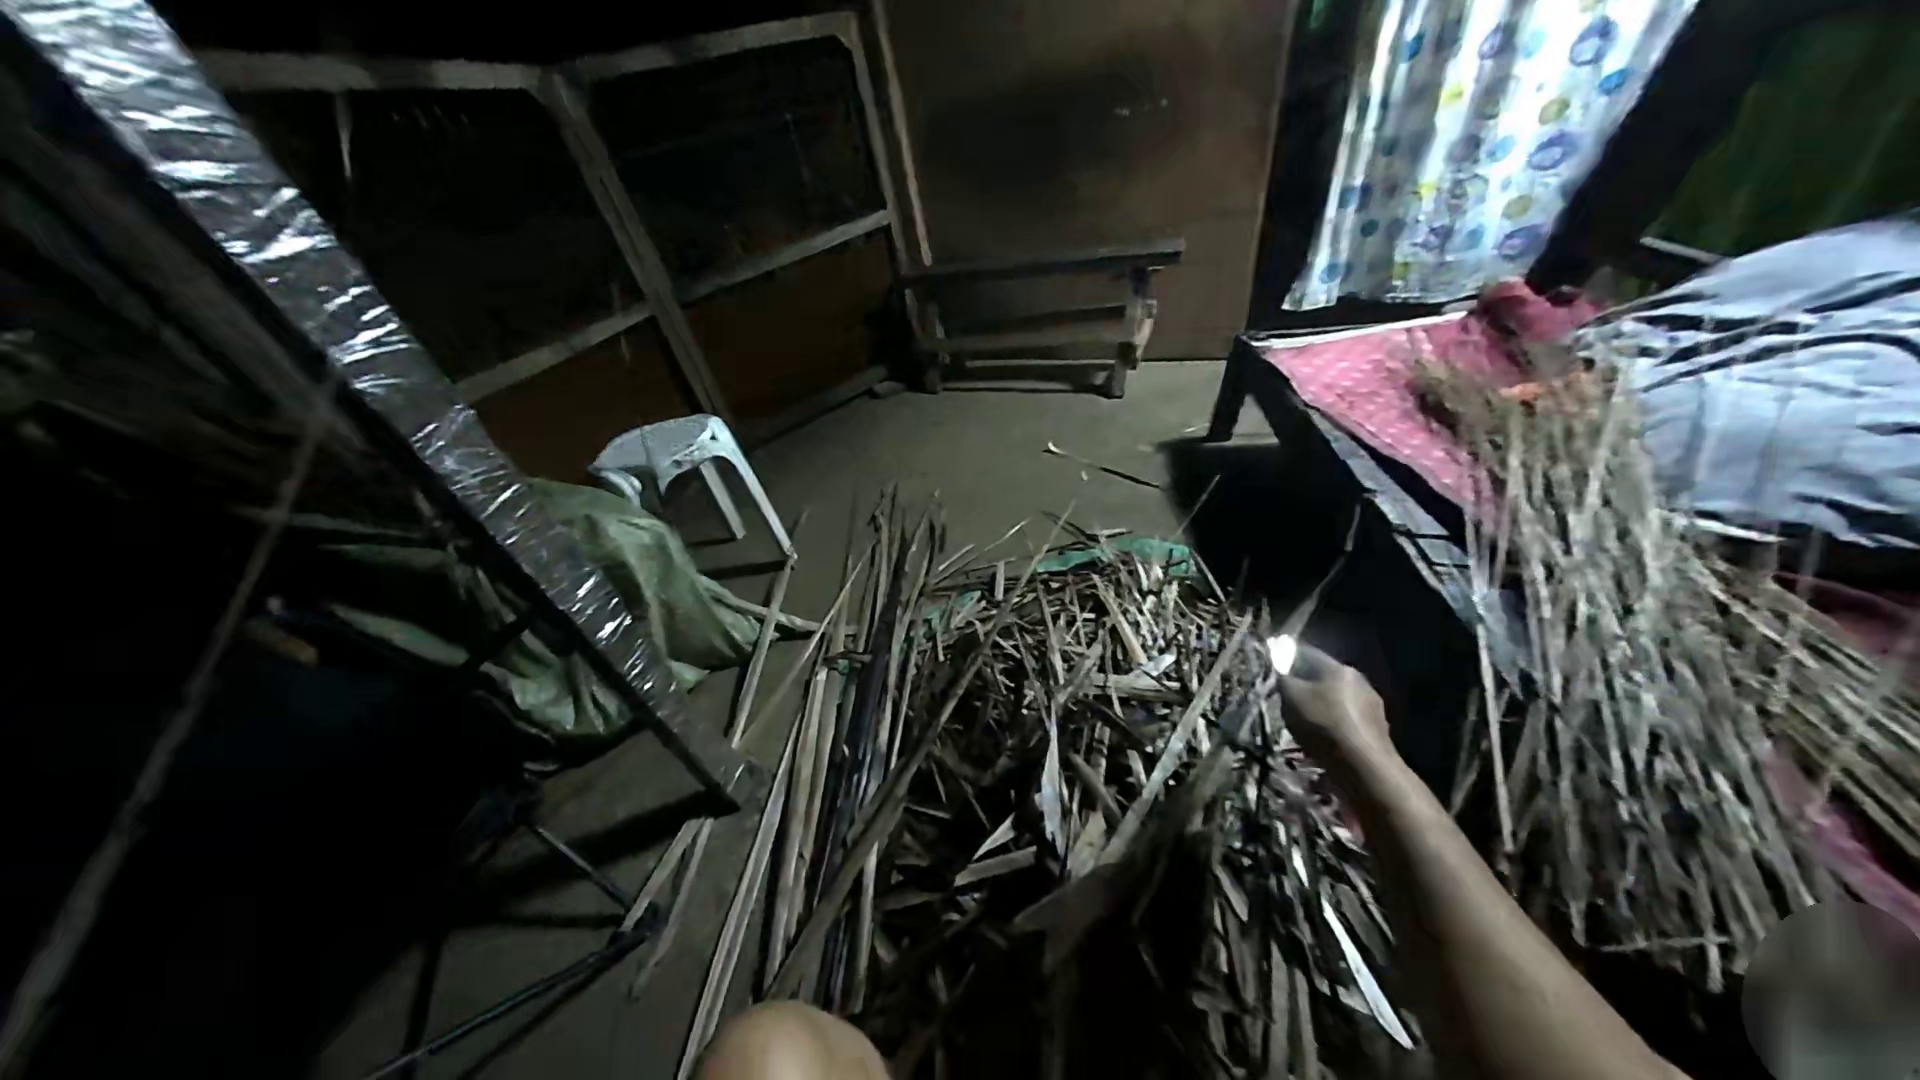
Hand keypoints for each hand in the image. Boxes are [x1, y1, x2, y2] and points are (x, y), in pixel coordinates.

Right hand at [1278, 642, 1395, 769]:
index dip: (1286, 659)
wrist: (1364, 766)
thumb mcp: (1290, 697)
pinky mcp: (1378, 728)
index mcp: (1339, 668)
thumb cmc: (1323, 724)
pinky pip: (1349, 717)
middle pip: (1324, 676)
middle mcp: (1360, 680)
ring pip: (1338, 697)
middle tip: (1287, 699)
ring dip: (1322, 704)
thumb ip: (1282, 678)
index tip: (1273, 671)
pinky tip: (1326, 737)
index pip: (1307, 654)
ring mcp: (1373, 704)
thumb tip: (1280, 668)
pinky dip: (1335, 722)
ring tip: (1306, 721)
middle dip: (1305, 684)